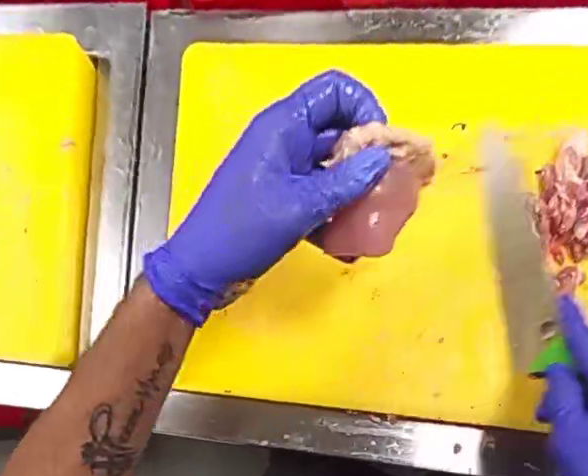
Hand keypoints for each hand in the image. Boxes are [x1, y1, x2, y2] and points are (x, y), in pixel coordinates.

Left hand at [142, 70, 393, 325]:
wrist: (200, 271)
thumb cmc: (238, 233)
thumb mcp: (298, 207)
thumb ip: (343, 183)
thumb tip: (381, 160)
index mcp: (283, 126)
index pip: (334, 91)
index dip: (365, 108)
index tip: (382, 143)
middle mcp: (283, 143)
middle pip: (337, 131)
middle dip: (365, 157)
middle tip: (386, 185)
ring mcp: (280, 174)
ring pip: (329, 170)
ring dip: (351, 192)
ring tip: (370, 217)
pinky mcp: (279, 203)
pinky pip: (315, 199)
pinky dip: (331, 217)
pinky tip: (346, 243)